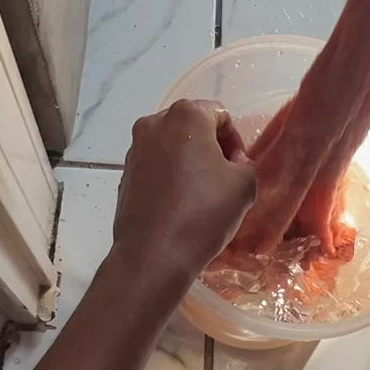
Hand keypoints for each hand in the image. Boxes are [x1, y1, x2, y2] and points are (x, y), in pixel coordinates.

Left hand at [112, 100, 257, 287]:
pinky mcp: (125, 172)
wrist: (153, 254)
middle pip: (192, 126)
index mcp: (185, 115)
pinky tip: (179, 204)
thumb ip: (245, 162)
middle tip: (223, 179)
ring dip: (189, 161)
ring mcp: (135, 148)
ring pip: (172, 145)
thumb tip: (231, 162)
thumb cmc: (203, 214)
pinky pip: (155, 165)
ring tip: (201, 194)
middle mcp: (154, 123)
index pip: (220, 115)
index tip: (238, 168)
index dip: (234, 140)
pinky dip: (169, 176)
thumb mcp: (244, 185)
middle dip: (210, 148)